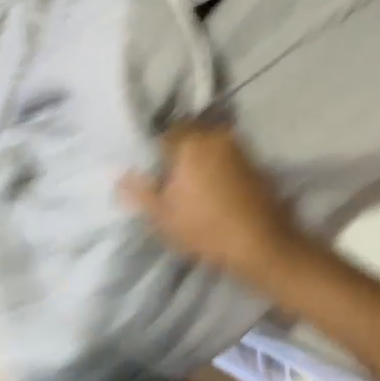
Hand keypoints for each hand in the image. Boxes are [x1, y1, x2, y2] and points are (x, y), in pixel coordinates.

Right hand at [118, 122, 298, 276]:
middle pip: (187, 135)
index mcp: (190, 141)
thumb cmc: (206, 229)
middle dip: (178, 152)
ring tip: (193, 186)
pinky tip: (215, 190)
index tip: (153, 174)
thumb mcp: (163, 216)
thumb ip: (138, 191)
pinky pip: (226, 156)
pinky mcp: (255, 162)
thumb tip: (117, 174)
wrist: (262, 245)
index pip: (162, 134)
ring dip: (199, 158)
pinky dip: (218, 166)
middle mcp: (215, 135)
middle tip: (171, 179)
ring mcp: (239, 147)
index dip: (155, 154)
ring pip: (208, 144)